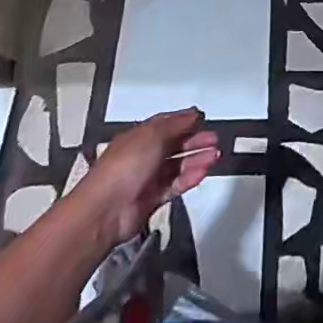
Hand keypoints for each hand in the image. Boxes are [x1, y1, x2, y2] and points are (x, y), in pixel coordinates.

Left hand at [72, 108, 218, 243]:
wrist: (107, 209)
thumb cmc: (124, 166)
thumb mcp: (152, 136)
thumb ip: (175, 124)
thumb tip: (192, 114)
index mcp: (138, 136)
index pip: (164, 124)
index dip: (183, 120)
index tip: (201, 118)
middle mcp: (142, 155)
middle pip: (174, 145)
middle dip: (194, 141)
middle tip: (213, 138)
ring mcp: (148, 177)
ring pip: (177, 165)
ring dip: (196, 159)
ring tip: (215, 154)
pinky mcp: (153, 198)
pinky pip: (176, 185)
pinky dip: (190, 178)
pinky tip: (203, 172)